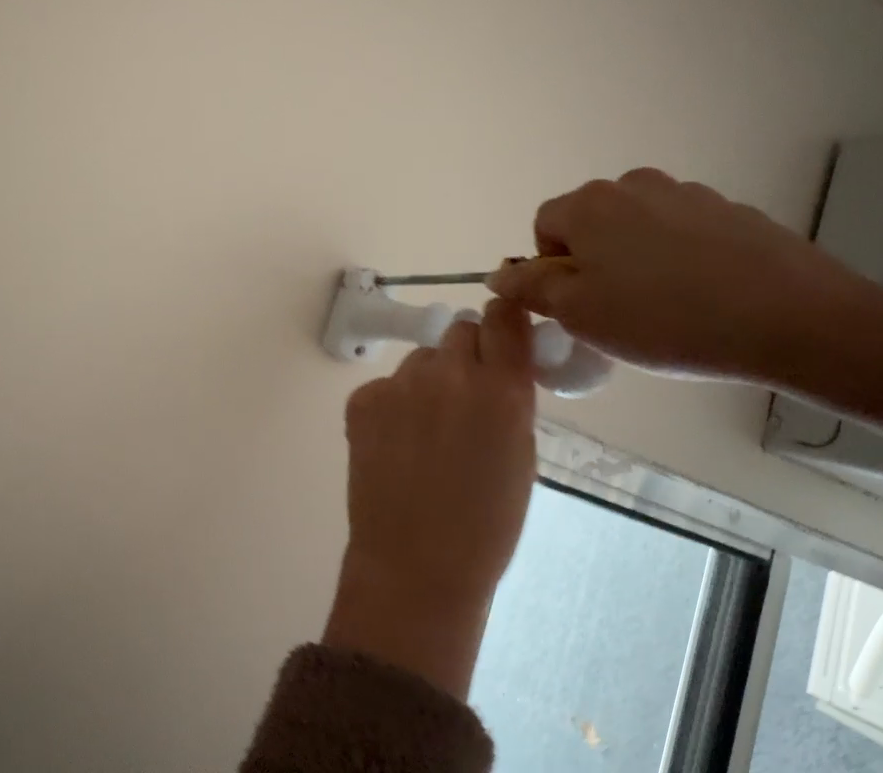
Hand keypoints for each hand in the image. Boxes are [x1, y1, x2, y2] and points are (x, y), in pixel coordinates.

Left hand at [321, 299, 537, 698]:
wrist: (417, 564)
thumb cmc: (486, 524)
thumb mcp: (520, 456)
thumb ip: (509, 402)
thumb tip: (497, 372)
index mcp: (502, 389)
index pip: (504, 318)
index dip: (504, 321)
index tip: (503, 330)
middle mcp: (451, 374)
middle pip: (459, 331)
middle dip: (466, 354)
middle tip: (464, 393)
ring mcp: (400, 384)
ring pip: (420, 361)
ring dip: (428, 381)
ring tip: (425, 433)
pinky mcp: (362, 399)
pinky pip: (385, 387)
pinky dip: (392, 405)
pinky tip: (395, 445)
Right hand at [488, 167, 864, 382]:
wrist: (793, 320)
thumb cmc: (665, 320)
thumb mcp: (580, 315)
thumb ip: (532, 290)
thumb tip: (501, 275)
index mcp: (589, 205)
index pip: (544, 226)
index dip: (552, 269)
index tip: (579, 306)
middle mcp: (634, 185)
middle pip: (592, 222)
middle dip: (595, 261)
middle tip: (618, 310)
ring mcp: (689, 194)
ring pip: (640, 227)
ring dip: (639, 259)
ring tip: (667, 308)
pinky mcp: (735, 212)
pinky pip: (686, 234)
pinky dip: (684, 259)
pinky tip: (707, 298)